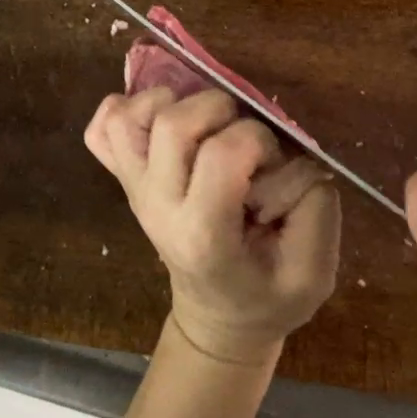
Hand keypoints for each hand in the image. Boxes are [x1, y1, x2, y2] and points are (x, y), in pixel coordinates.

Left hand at [86, 87, 341, 362]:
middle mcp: (157, 204)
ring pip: (128, 116)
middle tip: (242, 135)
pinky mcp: (122, 176)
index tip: (273, 161)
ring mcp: (133, 187)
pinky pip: (101, 128)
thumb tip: (292, 154)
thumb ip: (315, 210)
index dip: (257, 140)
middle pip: (171, 123)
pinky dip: (126, 108)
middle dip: (219, 109)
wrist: (217, 315)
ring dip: (172, 102)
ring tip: (204, 125)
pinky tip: (159, 120)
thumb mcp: (314, 273)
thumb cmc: (267, 294)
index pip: (220, 154)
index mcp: (204, 234)